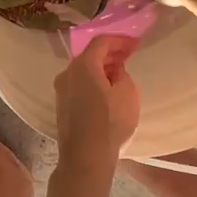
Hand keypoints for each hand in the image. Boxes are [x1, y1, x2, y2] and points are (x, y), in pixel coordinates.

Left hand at [54, 34, 141, 162]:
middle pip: (89, 55)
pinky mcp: (62, 104)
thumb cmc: (110, 122)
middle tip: (129, 56)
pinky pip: (79, 84)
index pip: (101, 42)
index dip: (120, 40)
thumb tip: (114, 71)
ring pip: (83, 70)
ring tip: (119, 73)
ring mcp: (61, 89)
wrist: (85, 156)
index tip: (135, 44)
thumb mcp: (128, 94)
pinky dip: (93, 81)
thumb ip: (122, 74)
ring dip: (101, 68)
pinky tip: (105, 89)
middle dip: (110, 53)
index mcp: (83, 65)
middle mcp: (67, 73)